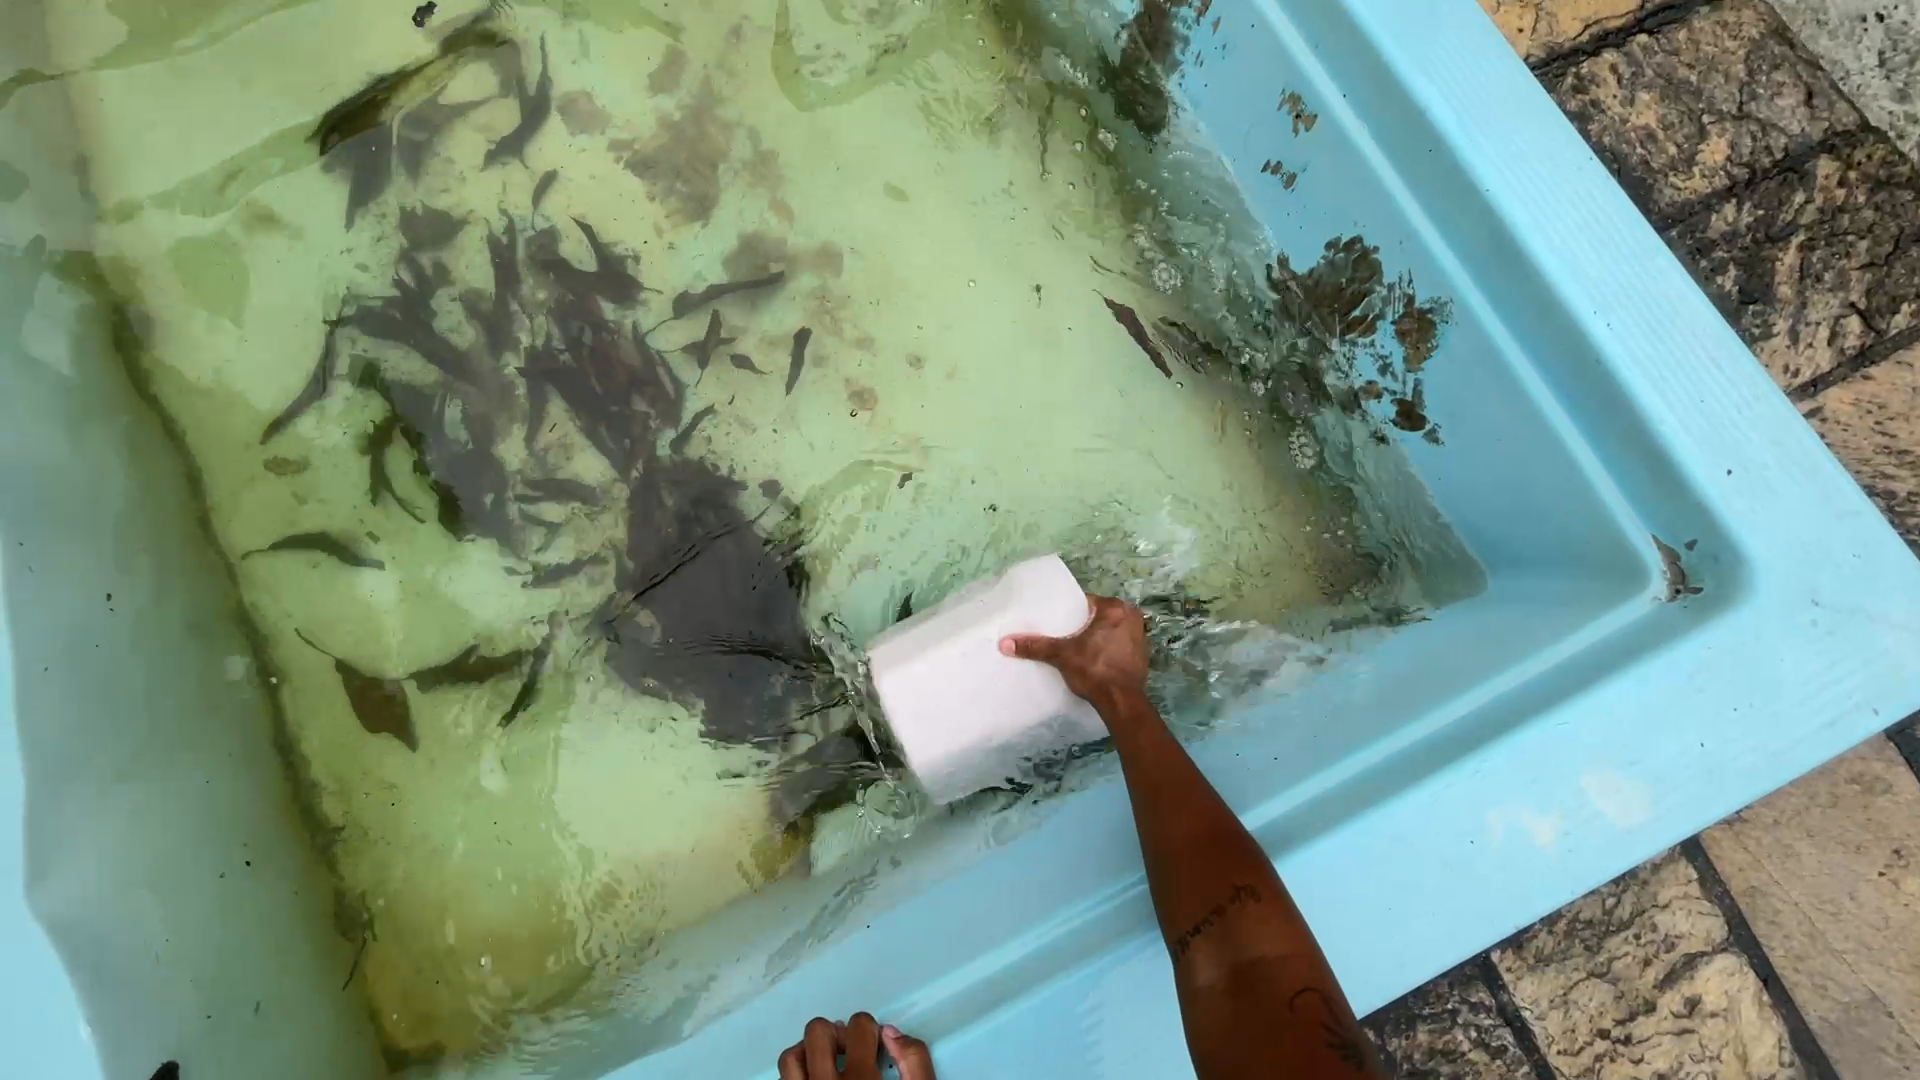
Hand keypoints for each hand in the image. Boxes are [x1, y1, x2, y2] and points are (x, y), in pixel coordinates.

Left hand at [776, 1014, 935, 1079]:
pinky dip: (796, 1073)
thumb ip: (916, 1062)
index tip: (872, 1045)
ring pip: (791, 1057)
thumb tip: (892, 1031)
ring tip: (826, 1064)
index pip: (859, 1026)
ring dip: (809, 1054)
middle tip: (849, 1051)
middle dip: (836, 1034)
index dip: (868, 1029)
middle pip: (818, 1032)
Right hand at [1000, 593, 1148, 710]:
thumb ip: (1035, 646)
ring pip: (1112, 630)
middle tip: (1065, 634)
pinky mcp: (1142, 656)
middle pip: (1100, 616)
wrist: (1121, 702)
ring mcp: (1140, 637)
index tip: (1058, 619)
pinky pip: (1121, 644)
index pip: (1087, 601)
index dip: (1071, 610)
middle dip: (1085, 624)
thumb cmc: (1094, 670)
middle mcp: (1132, 617)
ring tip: (1078, 646)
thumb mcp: (1061, 655)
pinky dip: (1110, 649)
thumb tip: (1005, 643)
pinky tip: (1096, 659)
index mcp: (1115, 608)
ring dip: (1099, 636)